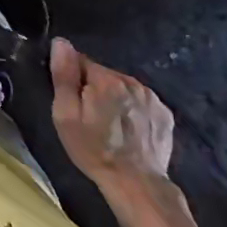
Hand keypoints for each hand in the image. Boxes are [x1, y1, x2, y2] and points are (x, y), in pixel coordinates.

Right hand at [50, 38, 174, 190]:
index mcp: (106, 79)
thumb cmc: (93, 150)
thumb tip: (61, 42)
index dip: (73, 80)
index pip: (83, 62)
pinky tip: (129, 132)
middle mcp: (132, 81)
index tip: (72, 101)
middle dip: (96, 90)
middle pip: (105, 76)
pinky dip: (134, 111)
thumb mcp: (66, 116)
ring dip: (116, 99)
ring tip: (110, 127)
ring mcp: (152, 97)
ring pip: (125, 88)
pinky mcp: (164, 114)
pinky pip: (143, 103)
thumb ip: (64, 76)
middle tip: (89, 118)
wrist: (136, 183)